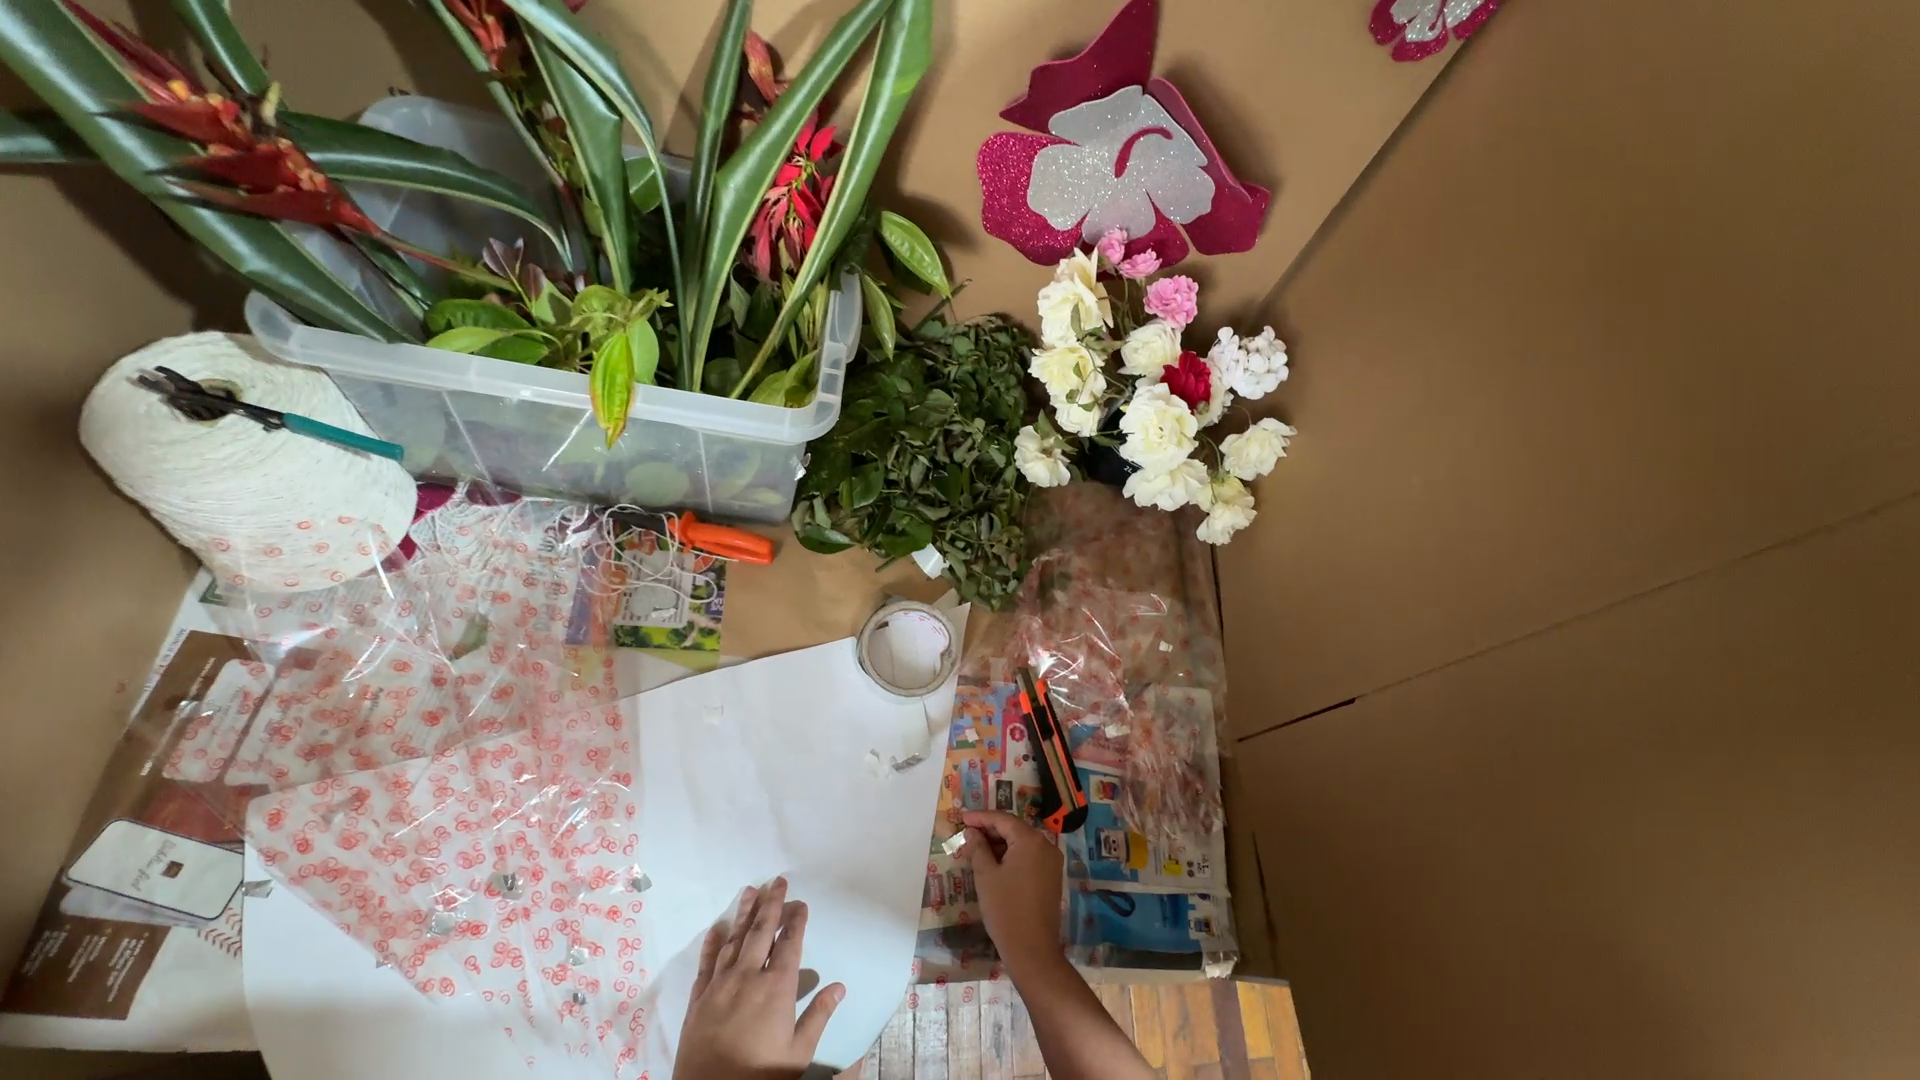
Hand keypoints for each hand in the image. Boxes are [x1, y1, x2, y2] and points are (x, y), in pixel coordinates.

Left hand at [673, 877, 844, 1079]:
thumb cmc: (761, 1073)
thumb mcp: (798, 1052)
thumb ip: (819, 1016)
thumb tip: (840, 986)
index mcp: (777, 988)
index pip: (790, 944)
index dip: (797, 921)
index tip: (802, 904)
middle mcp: (748, 977)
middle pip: (762, 932)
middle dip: (771, 904)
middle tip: (777, 881)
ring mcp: (720, 985)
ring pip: (734, 940)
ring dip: (744, 913)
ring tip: (751, 890)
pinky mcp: (699, 998)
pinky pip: (707, 962)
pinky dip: (713, 942)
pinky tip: (718, 927)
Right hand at [958, 810, 1064, 975]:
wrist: (1032, 949)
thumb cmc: (1005, 909)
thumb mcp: (986, 876)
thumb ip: (978, 848)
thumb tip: (972, 833)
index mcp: (1030, 840)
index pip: (1003, 819)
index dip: (980, 817)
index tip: (962, 819)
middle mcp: (1046, 846)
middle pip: (1014, 829)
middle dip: (989, 831)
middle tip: (966, 837)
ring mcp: (1051, 862)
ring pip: (1021, 844)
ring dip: (999, 845)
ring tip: (975, 851)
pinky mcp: (1051, 877)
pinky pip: (1029, 857)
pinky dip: (1011, 856)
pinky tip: (993, 864)